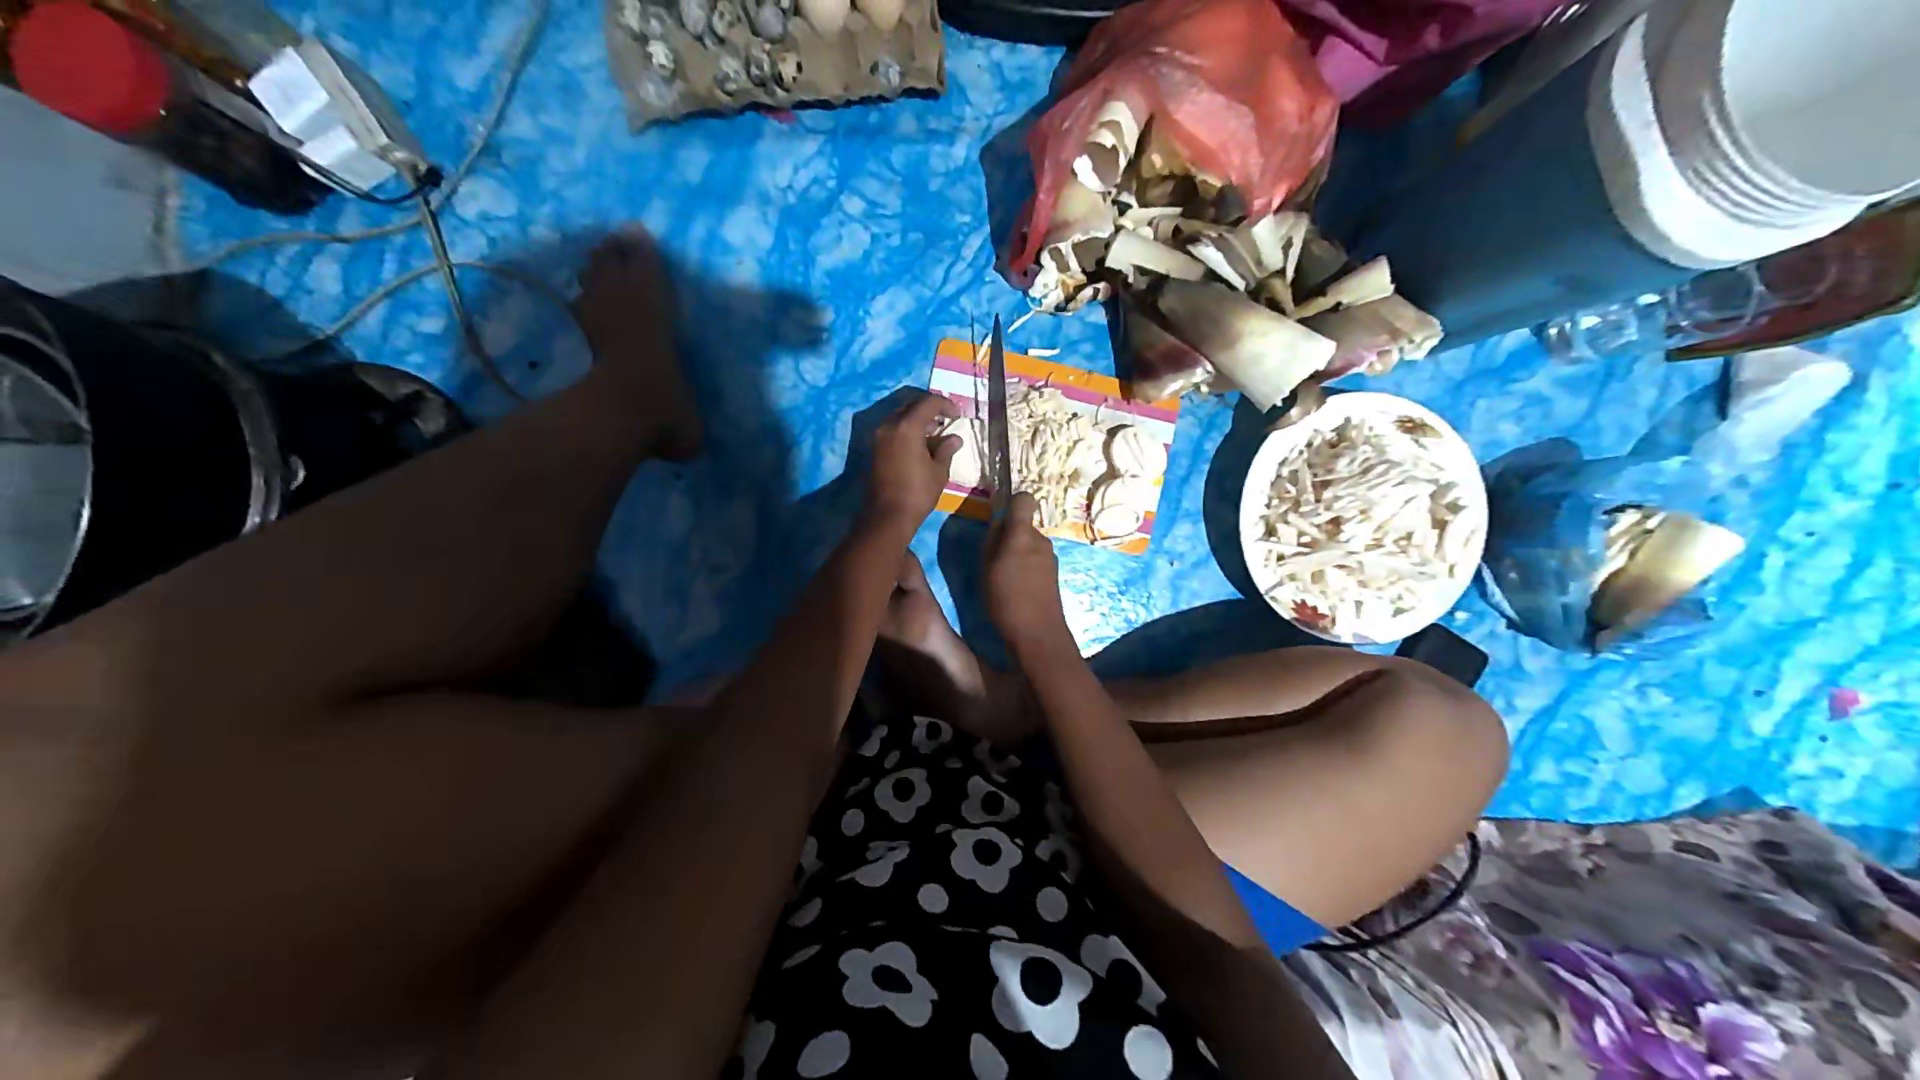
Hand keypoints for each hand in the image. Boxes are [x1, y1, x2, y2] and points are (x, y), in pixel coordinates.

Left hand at [866, 393, 960, 534]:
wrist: (887, 515)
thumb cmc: (917, 493)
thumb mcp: (938, 471)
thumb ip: (946, 449)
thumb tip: (954, 438)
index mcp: (907, 427)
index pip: (928, 402)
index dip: (946, 405)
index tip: (958, 415)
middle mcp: (889, 425)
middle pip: (911, 404)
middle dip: (930, 408)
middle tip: (946, 420)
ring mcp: (879, 436)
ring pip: (901, 416)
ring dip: (918, 419)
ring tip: (934, 433)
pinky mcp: (875, 448)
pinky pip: (893, 428)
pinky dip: (907, 429)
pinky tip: (920, 443)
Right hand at [985, 492, 1070, 654]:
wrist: (1038, 635)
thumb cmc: (1007, 600)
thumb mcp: (988, 567)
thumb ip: (992, 540)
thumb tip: (997, 521)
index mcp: (1024, 534)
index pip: (1024, 500)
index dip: (1011, 504)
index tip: (998, 519)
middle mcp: (1041, 540)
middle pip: (1023, 526)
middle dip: (1008, 535)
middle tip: (991, 558)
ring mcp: (1050, 558)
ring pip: (1028, 544)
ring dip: (1015, 553)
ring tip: (1001, 578)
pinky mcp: (1052, 575)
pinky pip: (1033, 560)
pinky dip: (1023, 567)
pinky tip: (1014, 588)